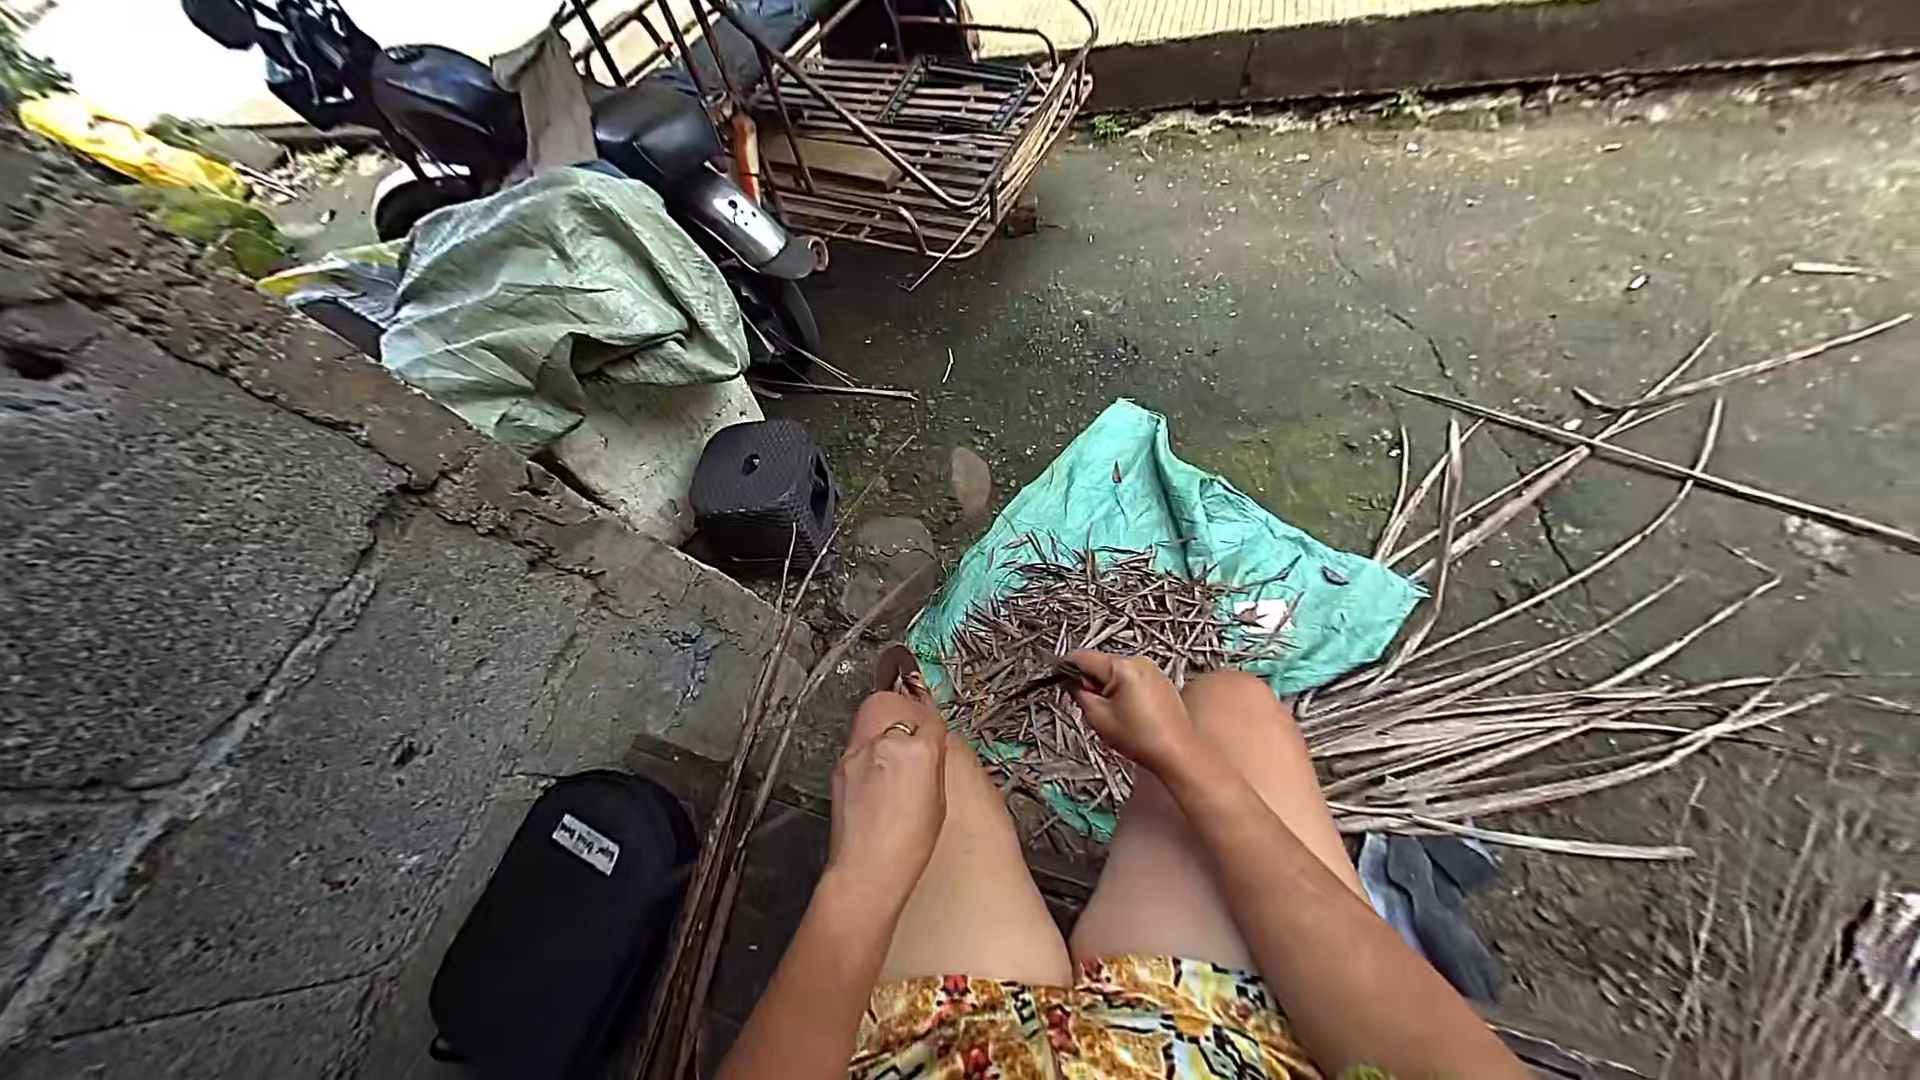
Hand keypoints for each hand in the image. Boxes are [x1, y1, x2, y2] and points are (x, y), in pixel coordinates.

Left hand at [826, 691, 946, 905]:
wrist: (866, 870)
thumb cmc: (906, 847)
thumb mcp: (939, 802)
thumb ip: (933, 766)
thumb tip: (931, 751)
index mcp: (921, 751)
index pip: (931, 720)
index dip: (932, 730)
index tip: (931, 735)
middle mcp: (889, 743)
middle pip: (902, 719)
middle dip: (907, 733)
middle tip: (909, 755)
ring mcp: (861, 751)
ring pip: (877, 729)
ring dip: (884, 743)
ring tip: (888, 773)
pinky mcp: (842, 763)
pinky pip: (859, 749)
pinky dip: (866, 759)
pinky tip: (872, 785)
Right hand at [1064, 650, 1199, 775]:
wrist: (1177, 754)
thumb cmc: (1141, 738)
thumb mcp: (1098, 716)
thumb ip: (1079, 693)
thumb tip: (1071, 681)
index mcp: (1122, 667)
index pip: (1083, 657)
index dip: (1067, 667)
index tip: (1059, 678)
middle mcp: (1139, 662)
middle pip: (1101, 665)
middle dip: (1091, 682)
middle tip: (1094, 708)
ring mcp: (1152, 671)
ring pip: (1117, 673)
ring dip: (1108, 688)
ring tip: (1115, 714)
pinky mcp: (1161, 682)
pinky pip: (1133, 680)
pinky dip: (1124, 692)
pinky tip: (1130, 714)